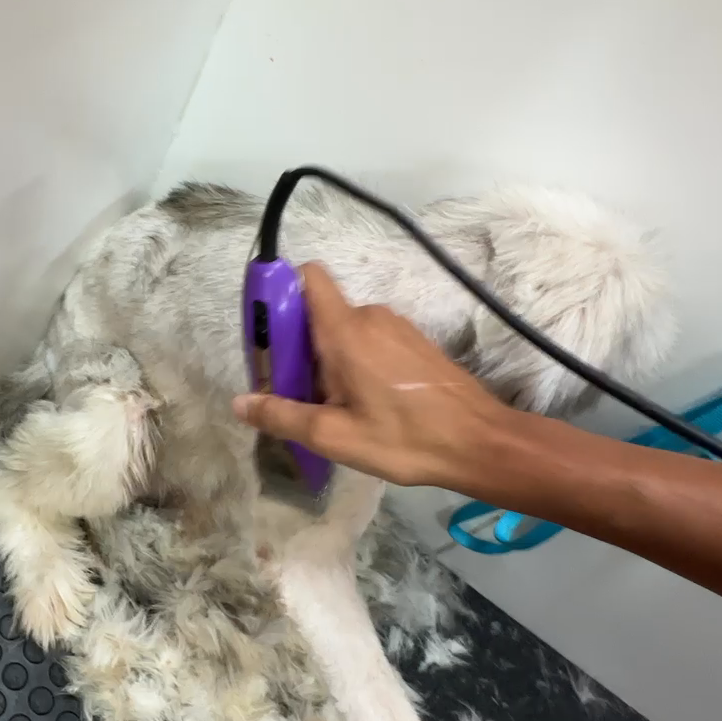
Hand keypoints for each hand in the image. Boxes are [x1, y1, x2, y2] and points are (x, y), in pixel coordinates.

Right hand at [233, 262, 512, 487]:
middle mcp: (369, 316)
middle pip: (316, 314)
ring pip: (342, 331)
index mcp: (345, 330)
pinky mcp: (413, 342)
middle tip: (301, 395)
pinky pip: (367, 340)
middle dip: (298, 348)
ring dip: (327, 360)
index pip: (307, 277)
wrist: (482, 444)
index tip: (269, 337)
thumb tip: (239, 403)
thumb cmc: (403, 437)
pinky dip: (354, 363)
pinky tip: (366, 404)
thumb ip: (280, 415)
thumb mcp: (331, 436)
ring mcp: (395, 327)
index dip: (279, 293)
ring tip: (336, 407)